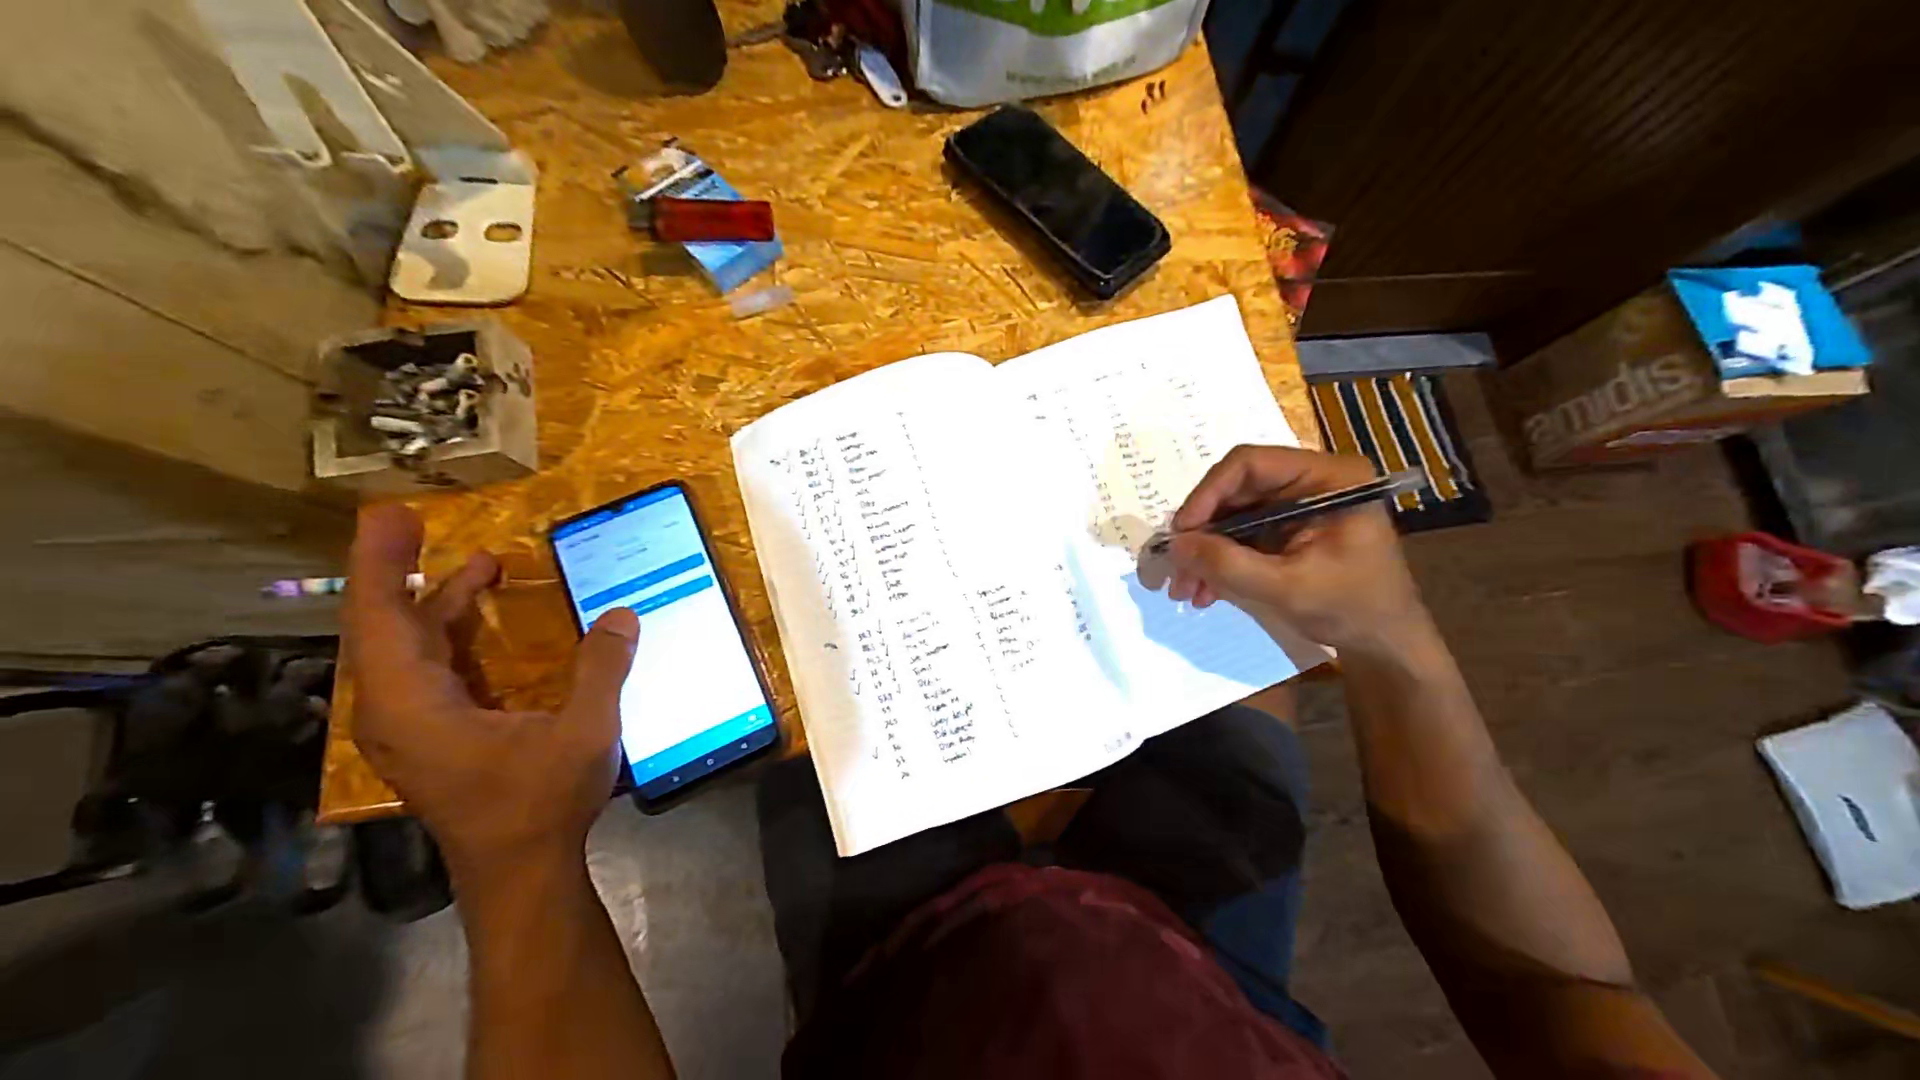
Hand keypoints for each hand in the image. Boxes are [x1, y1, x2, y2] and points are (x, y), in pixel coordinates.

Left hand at [344, 503, 638, 877]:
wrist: (521, 870)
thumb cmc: (540, 802)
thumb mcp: (583, 732)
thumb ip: (601, 669)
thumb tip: (622, 613)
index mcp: (412, 705)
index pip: (380, 617)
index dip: (379, 561)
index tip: (390, 515)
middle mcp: (395, 710)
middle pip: (385, 625)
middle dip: (401, 570)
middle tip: (420, 523)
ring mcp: (410, 726)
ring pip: (408, 648)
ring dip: (438, 602)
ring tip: (483, 565)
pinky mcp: (431, 735)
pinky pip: (427, 668)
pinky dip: (449, 633)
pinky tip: (482, 621)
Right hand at [1159, 446, 1430, 655]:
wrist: (1386, 643)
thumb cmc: (1352, 609)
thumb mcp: (1287, 587)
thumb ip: (1228, 564)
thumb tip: (1173, 545)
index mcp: (1328, 478)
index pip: (1250, 464)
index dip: (1207, 494)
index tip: (1182, 533)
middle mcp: (1310, 481)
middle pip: (1234, 490)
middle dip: (1201, 531)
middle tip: (1175, 566)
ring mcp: (1296, 505)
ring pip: (1230, 515)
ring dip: (1204, 551)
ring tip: (1184, 589)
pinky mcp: (1285, 529)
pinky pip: (1239, 535)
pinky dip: (1218, 561)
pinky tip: (1204, 591)